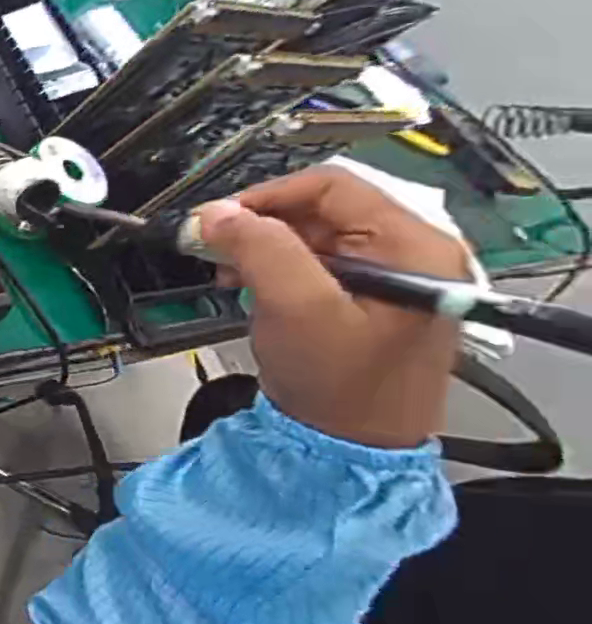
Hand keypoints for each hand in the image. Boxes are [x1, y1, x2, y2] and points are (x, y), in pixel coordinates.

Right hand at [196, 166, 469, 449]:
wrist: (348, 438)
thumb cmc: (338, 379)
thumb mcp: (297, 308)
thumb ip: (261, 251)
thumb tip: (217, 214)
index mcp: (411, 245)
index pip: (330, 185)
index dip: (264, 196)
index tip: (215, 220)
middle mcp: (404, 251)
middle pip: (313, 206)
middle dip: (255, 224)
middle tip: (212, 247)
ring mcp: (381, 273)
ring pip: (302, 231)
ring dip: (255, 245)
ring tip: (228, 272)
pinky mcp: (355, 292)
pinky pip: (302, 257)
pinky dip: (264, 264)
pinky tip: (245, 283)